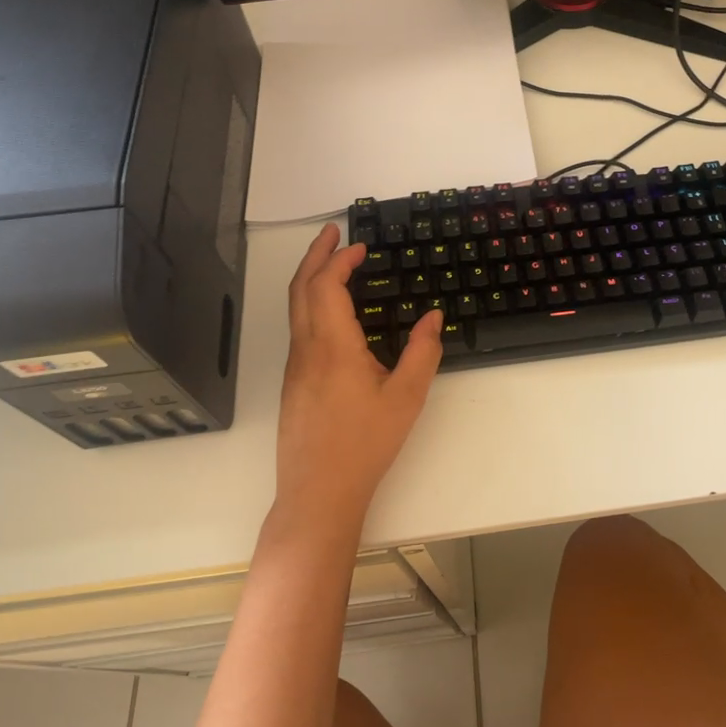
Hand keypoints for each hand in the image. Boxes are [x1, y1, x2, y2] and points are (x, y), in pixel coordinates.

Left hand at [276, 224, 443, 529]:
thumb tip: (433, 316)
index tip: (359, 246)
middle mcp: (306, 349)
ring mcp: (294, 367)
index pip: (326, 285)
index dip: (339, 259)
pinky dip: (310, 303)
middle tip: (332, 234)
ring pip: (295, 308)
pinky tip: (332, 313)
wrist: (318, 492)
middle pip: (300, 287)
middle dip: (315, 254)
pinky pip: (298, 328)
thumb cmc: (365, 445)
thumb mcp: (406, 398)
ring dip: (310, 278)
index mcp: (332, 346)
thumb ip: (422, 352)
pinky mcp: (292, 383)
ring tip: (332, 264)